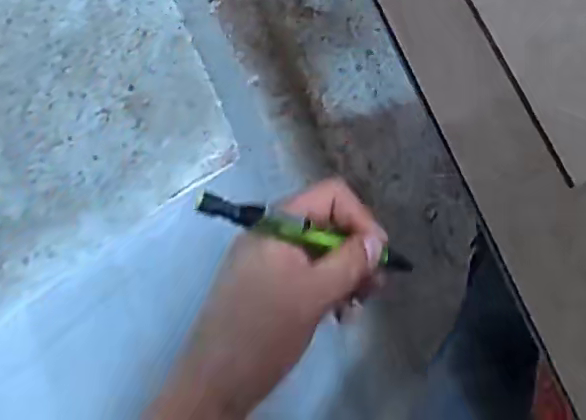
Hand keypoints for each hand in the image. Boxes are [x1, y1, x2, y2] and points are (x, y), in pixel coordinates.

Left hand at [154, 180, 388, 419]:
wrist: (208, 390)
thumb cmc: (262, 333)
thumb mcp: (314, 295)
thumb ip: (350, 262)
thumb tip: (377, 241)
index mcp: (279, 223)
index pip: (332, 196)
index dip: (361, 219)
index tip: (378, 255)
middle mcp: (273, 233)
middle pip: (329, 222)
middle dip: (356, 250)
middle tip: (376, 285)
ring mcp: (268, 260)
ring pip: (321, 250)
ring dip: (346, 272)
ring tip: (359, 304)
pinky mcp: (266, 286)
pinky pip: (307, 272)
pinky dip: (328, 286)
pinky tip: (338, 313)